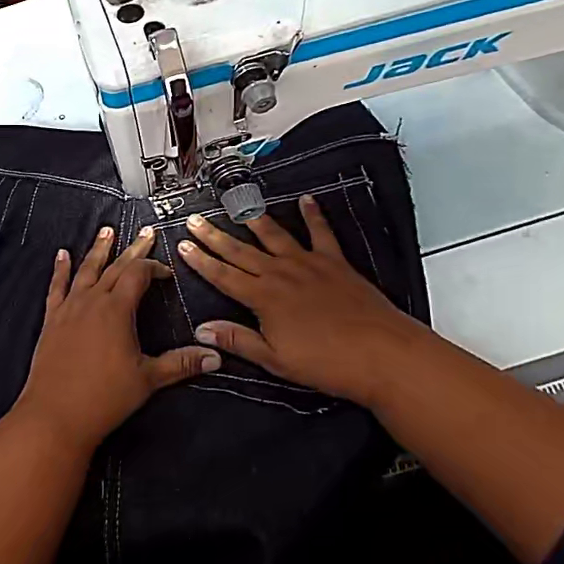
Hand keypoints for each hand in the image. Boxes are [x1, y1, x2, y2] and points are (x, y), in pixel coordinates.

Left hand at [14, 225, 220, 451]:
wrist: (54, 415)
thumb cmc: (104, 397)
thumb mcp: (148, 380)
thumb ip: (180, 363)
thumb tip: (215, 357)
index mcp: (117, 309)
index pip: (139, 275)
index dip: (154, 269)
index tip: (166, 273)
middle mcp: (92, 301)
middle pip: (116, 267)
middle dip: (133, 249)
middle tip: (145, 232)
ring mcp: (69, 308)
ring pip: (86, 270)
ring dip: (98, 249)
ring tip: (106, 230)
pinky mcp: (52, 320)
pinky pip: (57, 287)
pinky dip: (60, 269)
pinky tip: (62, 255)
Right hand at [177, 195, 426, 407]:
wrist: (380, 353)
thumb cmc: (329, 362)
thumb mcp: (275, 359)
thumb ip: (237, 340)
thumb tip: (204, 330)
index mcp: (264, 297)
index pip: (222, 275)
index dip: (200, 260)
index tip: (183, 246)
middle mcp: (282, 274)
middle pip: (240, 250)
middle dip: (214, 235)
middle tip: (196, 220)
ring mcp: (308, 264)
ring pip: (273, 236)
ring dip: (253, 221)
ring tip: (238, 207)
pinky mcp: (335, 263)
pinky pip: (321, 233)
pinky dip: (313, 215)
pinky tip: (307, 201)